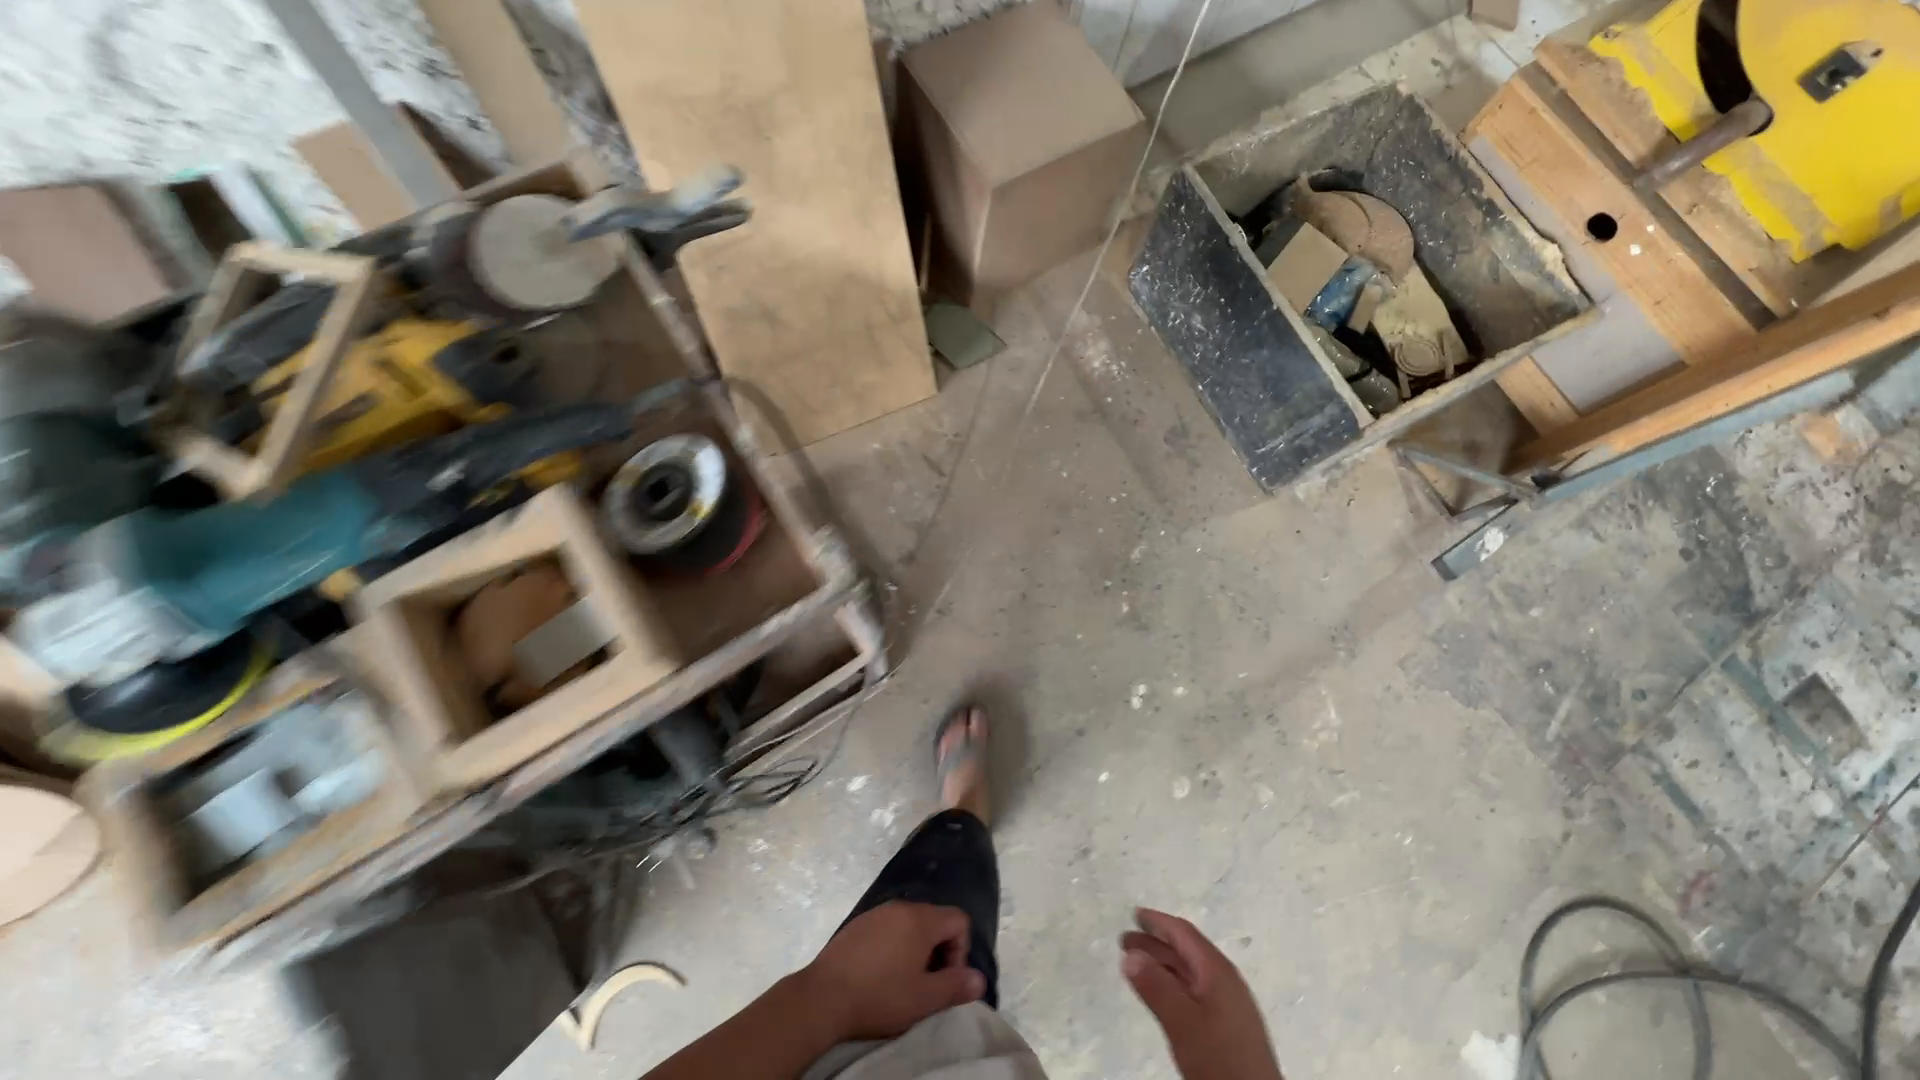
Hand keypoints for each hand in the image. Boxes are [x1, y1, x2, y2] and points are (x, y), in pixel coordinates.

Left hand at [801, 901, 986, 1040]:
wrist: (822, 997)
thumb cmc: (879, 996)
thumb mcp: (923, 999)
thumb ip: (956, 986)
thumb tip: (979, 979)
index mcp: (920, 920)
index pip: (959, 920)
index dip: (961, 950)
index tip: (946, 978)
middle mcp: (899, 908)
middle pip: (935, 919)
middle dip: (939, 950)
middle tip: (926, 982)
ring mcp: (875, 913)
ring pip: (910, 923)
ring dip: (916, 948)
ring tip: (903, 980)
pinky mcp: (856, 924)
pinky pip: (887, 927)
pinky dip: (893, 945)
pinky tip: (880, 973)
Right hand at [1120, 908, 1284, 1079]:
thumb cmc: (1218, 1058)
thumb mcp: (1182, 1022)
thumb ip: (1156, 987)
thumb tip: (1130, 954)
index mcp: (1217, 972)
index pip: (1185, 935)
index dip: (1159, 922)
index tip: (1134, 914)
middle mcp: (1225, 980)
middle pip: (1187, 951)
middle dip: (1156, 942)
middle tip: (1125, 940)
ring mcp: (1229, 1003)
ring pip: (1191, 972)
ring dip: (1164, 963)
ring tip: (1136, 965)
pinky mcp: (1228, 1024)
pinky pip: (1196, 989)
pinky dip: (1174, 983)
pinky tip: (1163, 995)